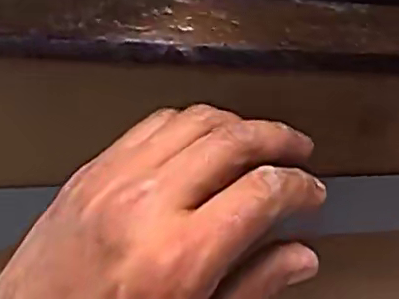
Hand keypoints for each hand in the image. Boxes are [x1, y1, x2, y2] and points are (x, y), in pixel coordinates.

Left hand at [0, 105, 326, 298]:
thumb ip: (251, 289)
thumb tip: (301, 258)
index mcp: (173, 261)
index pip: (264, 191)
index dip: (300, 187)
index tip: (311, 193)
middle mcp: (145, 208)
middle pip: (238, 139)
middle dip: (280, 140)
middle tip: (297, 153)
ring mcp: (111, 184)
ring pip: (200, 118)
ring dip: (238, 124)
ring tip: (256, 142)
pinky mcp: (87, 175)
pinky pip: (155, 123)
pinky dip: (190, 124)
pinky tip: (202, 141)